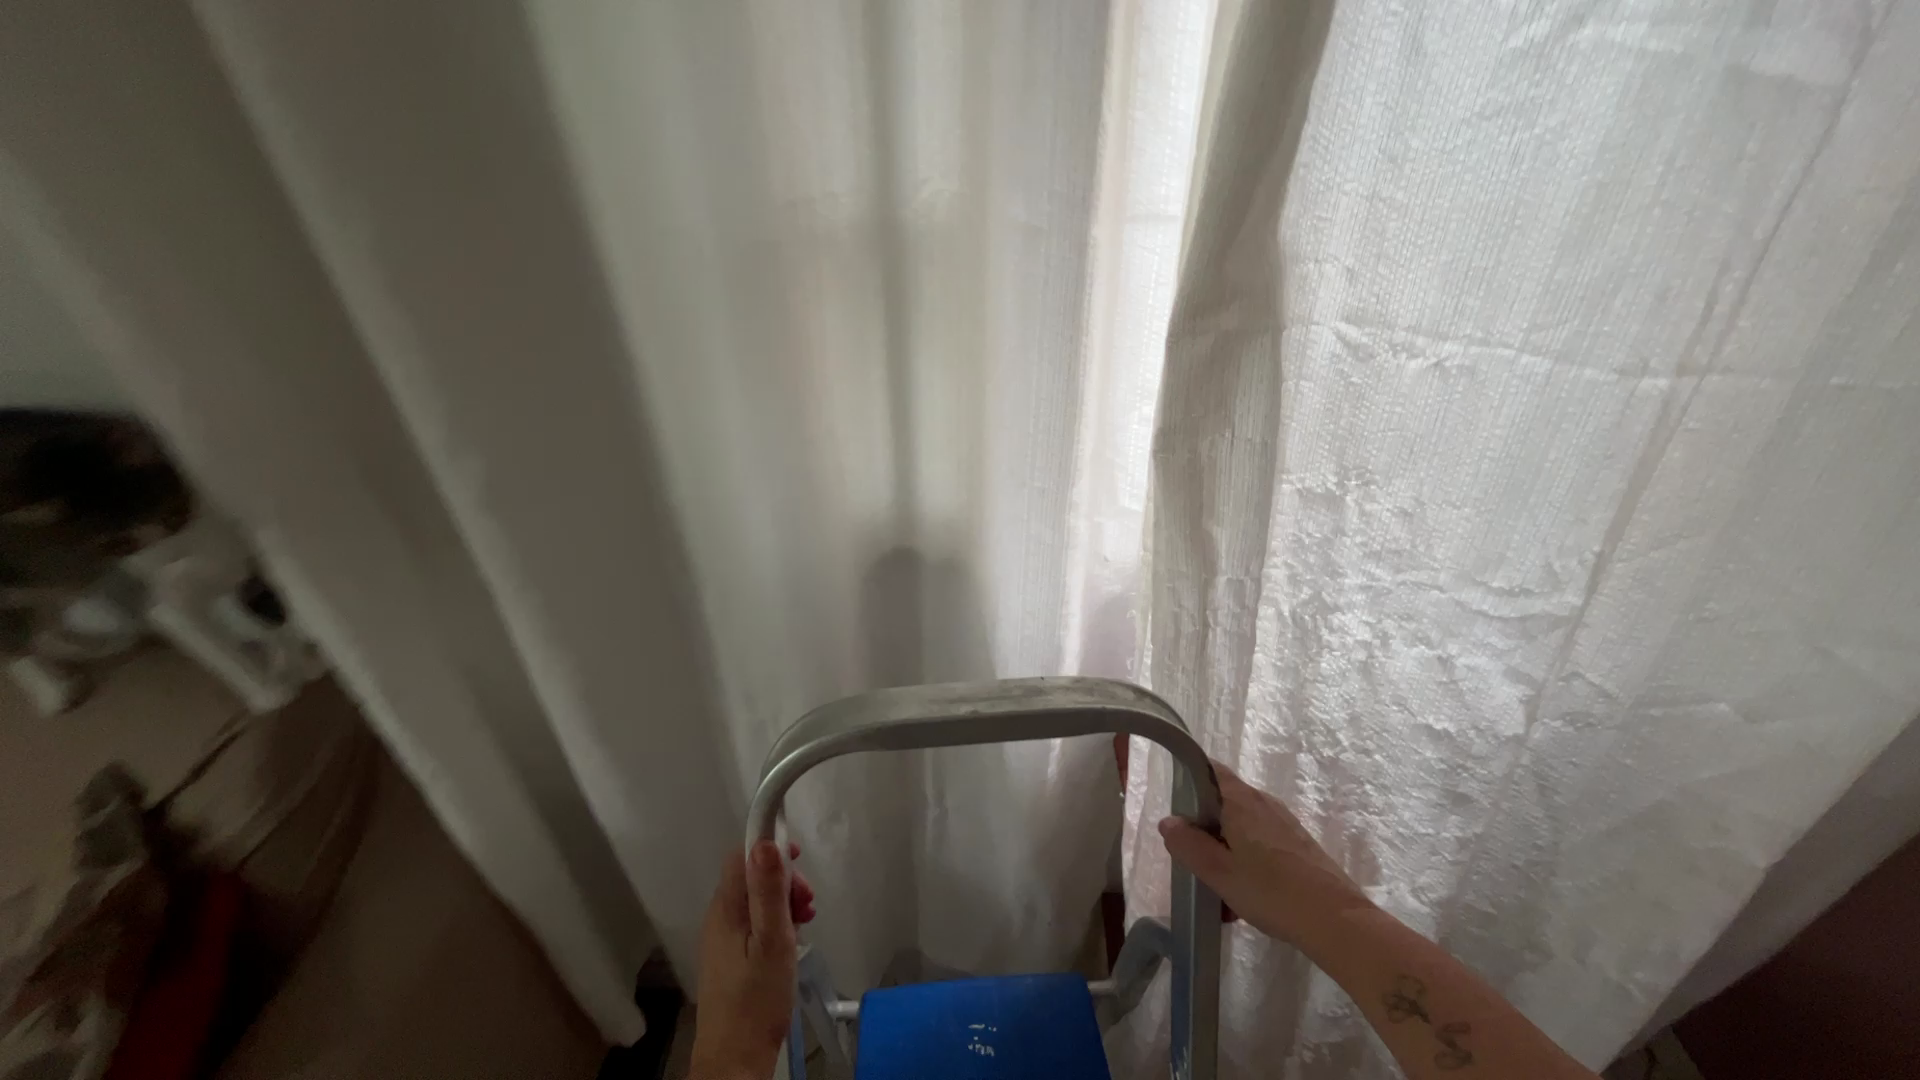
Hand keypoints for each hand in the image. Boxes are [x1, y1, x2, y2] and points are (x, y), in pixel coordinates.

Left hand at [689, 840, 815, 1079]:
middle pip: (752, 876)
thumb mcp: (772, 940)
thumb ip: (769, 891)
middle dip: (784, 880)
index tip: (799, 861)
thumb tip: (764, 842)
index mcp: (726, 908)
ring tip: (805, 923)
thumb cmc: (758, 997)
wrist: (735, 1058)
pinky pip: (754, 922)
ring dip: (783, 902)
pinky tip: (791, 942)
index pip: (742, 855)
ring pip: (756, 900)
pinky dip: (776, 922)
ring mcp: (723, 938)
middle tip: (807, 904)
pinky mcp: (730, 957)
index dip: (771, 848)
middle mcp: (719, 917)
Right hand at [1159, 762, 1371, 947]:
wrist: (1337, 921)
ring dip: (1225, 853)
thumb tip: (1169, 821)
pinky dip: (1246, 863)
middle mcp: (1263, 803)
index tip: (1179, 813)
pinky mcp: (1298, 845)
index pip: (1209, 769)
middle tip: (1195, 863)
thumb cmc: (1272, 892)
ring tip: (1220, 893)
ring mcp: (1284, 824)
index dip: (1189, 781)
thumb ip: (1188, 844)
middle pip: (1223, 804)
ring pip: (1241, 829)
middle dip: (1205, 831)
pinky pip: (1260, 844)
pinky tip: (1245, 900)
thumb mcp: (1218, 872)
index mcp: (1241, 801)